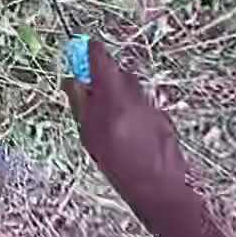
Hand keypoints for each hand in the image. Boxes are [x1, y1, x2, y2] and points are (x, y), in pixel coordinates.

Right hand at [63, 38, 190, 207]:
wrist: (161, 192)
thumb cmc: (118, 165)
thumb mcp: (88, 134)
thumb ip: (80, 103)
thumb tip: (72, 80)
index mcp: (114, 98)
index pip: (101, 61)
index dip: (91, 51)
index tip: (84, 44)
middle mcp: (135, 97)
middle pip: (118, 73)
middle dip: (103, 74)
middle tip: (88, 85)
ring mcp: (152, 107)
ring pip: (131, 89)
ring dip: (117, 91)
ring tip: (104, 113)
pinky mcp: (163, 119)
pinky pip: (141, 104)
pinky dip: (130, 107)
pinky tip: (124, 129)